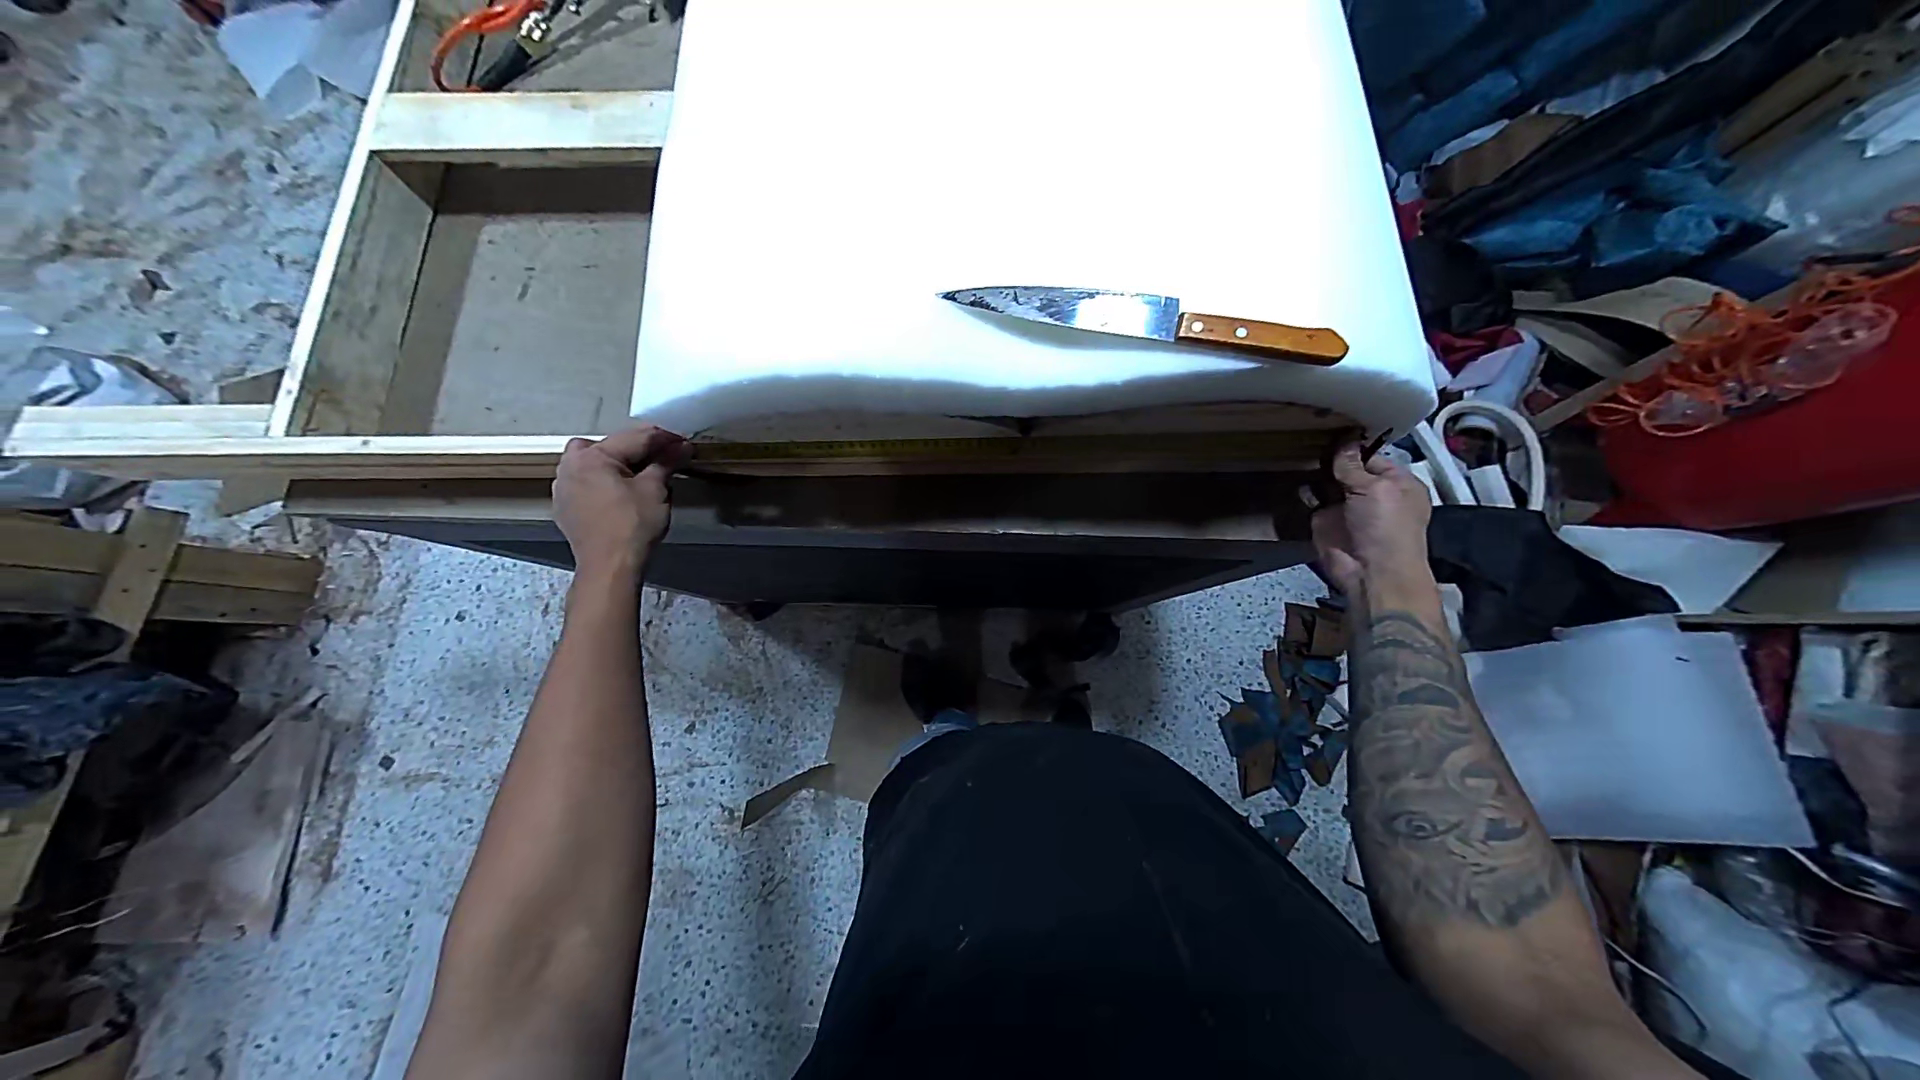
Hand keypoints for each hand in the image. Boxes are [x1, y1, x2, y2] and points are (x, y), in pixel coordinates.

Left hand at [552, 426, 688, 577]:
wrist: (610, 567)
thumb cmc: (633, 526)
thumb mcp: (655, 490)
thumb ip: (665, 463)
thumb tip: (681, 447)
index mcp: (592, 457)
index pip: (635, 438)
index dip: (664, 437)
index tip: (684, 441)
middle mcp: (570, 466)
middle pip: (607, 445)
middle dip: (634, 448)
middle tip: (659, 458)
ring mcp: (563, 488)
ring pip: (591, 463)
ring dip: (614, 464)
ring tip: (638, 475)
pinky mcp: (565, 507)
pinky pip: (585, 483)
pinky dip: (602, 482)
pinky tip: (619, 494)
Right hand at [1309, 441, 1432, 598]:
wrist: (1371, 571)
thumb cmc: (1387, 527)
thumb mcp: (1375, 489)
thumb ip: (1353, 466)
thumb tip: (1344, 443)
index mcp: (1396, 484)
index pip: (1371, 457)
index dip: (1352, 447)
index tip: (1329, 431)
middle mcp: (1371, 494)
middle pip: (1347, 469)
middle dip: (1330, 458)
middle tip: (1308, 439)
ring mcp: (1346, 508)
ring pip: (1326, 483)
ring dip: (1314, 473)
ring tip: (1296, 454)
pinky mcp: (1324, 522)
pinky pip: (1311, 502)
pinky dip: (1302, 492)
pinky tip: (1291, 476)